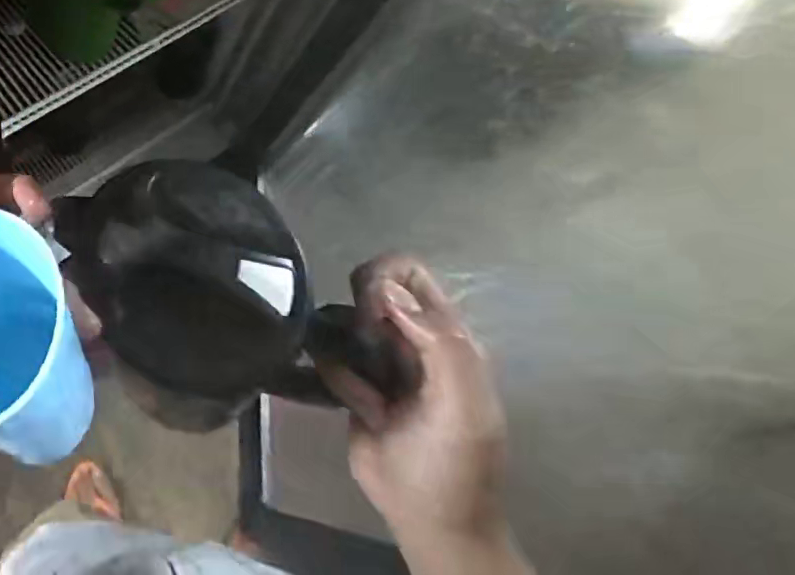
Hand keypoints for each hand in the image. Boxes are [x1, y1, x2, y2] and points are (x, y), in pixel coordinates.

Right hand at [319, 255, 507, 546]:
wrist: (430, 522)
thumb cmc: (454, 464)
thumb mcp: (464, 406)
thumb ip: (440, 343)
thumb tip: (385, 287)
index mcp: (448, 336)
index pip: (410, 272)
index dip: (386, 280)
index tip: (374, 314)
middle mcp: (413, 338)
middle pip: (374, 286)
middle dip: (361, 308)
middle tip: (362, 342)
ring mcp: (381, 359)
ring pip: (347, 318)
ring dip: (344, 341)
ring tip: (361, 384)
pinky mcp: (353, 381)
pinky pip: (330, 355)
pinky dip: (334, 372)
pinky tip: (356, 406)